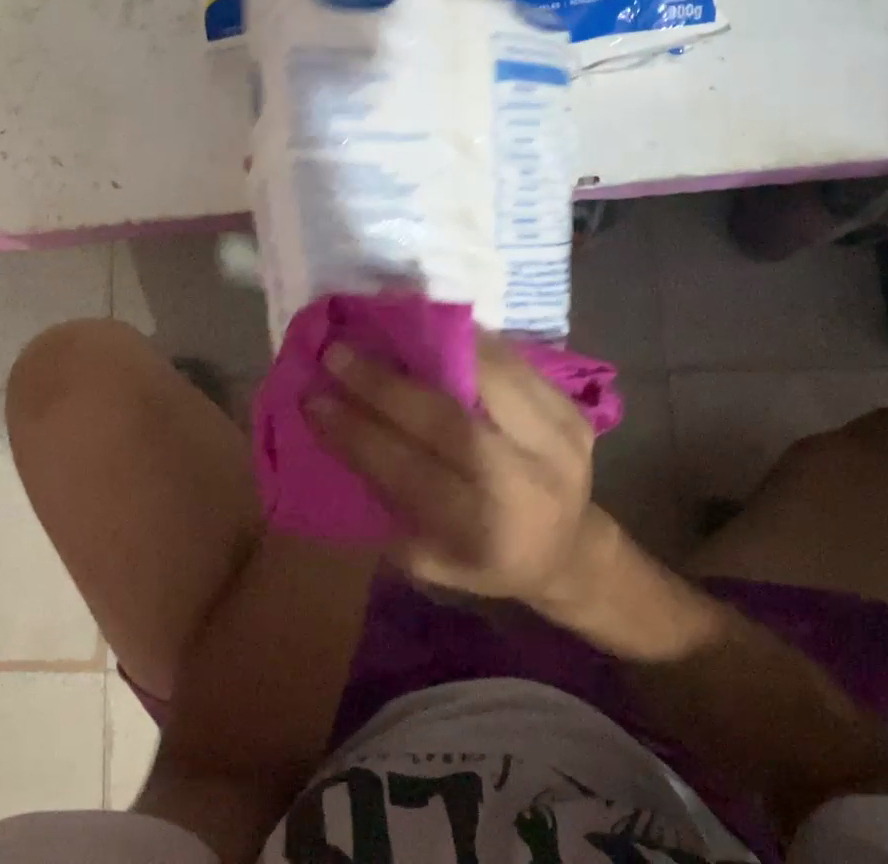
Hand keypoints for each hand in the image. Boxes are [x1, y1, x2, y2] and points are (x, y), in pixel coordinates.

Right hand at [306, 332, 611, 604]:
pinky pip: (514, 362)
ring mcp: (558, 442)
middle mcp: (526, 484)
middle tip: (337, 353)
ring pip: (487, 378)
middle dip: (384, 383)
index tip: (312, 399)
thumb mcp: (427, 559)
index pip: (408, 471)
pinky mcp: (575, 411)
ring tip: (381, 328)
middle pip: (450, 420)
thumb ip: (386, 503)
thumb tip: (338, 432)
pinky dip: (468, 341)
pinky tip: (431, 328)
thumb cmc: (484, 559)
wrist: (568, 549)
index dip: (356, 432)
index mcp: (483, 532)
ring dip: (427, 347)